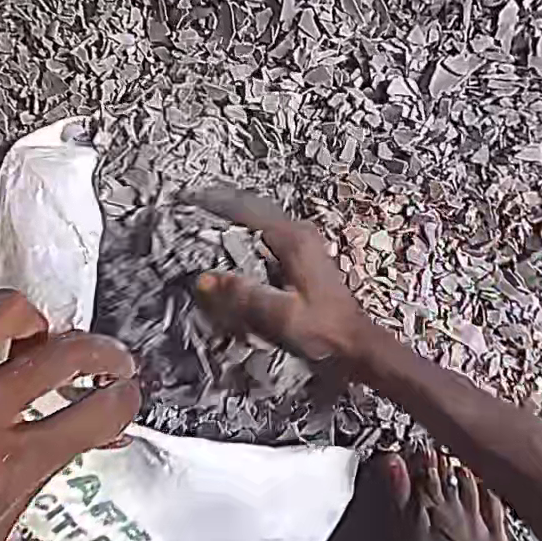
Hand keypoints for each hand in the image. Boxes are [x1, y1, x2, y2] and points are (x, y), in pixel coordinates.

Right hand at [190, 188, 376, 365]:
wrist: (354, 340)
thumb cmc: (323, 328)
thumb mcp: (281, 316)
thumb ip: (244, 296)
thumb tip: (205, 279)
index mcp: (293, 239)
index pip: (246, 209)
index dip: (214, 203)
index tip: (188, 199)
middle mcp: (298, 232)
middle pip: (252, 208)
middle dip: (220, 206)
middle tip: (189, 207)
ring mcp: (302, 240)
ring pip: (259, 219)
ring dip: (232, 218)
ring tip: (202, 218)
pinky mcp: (301, 253)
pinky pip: (265, 233)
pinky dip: (244, 231)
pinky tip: (230, 241)